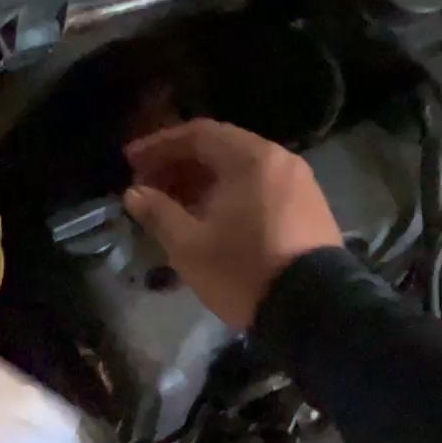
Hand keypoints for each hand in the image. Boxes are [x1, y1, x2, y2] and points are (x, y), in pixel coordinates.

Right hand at [123, 119, 343, 328]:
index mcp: (249, 158)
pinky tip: (209, 217)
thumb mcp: (188, 245)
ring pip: (240, 169)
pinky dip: (228, 192)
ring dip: (202, 180)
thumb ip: (158, 213)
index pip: (197, 134)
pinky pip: (259, 187)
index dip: (159, 145)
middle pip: (220, 148)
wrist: (311, 307)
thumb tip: (134, 193)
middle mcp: (278, 159)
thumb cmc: (242, 269)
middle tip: (148, 184)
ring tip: (173, 204)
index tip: (130, 160)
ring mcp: (299, 182)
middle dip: (179, 163)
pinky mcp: (308, 207)